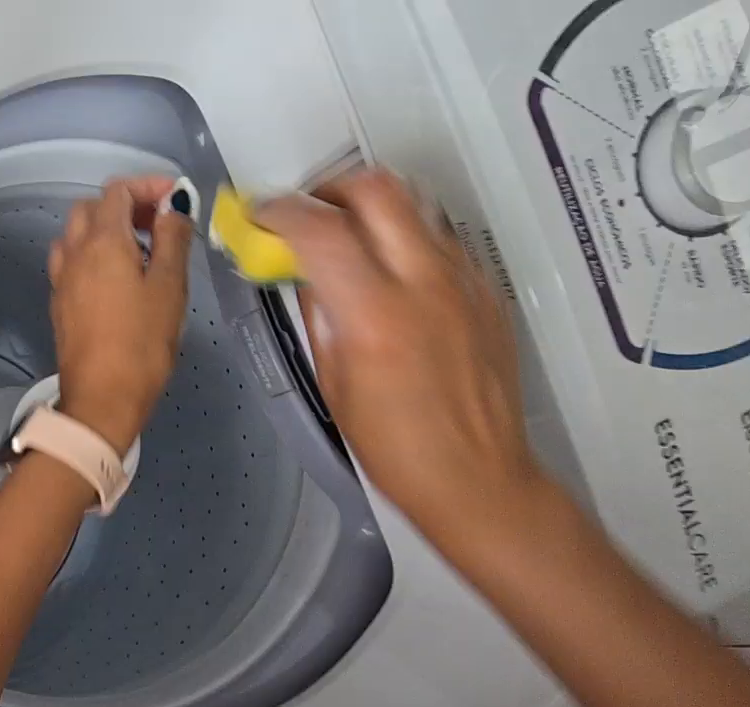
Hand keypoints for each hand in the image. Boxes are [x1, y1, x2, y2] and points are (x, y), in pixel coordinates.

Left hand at [47, 176, 192, 450]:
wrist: (102, 400)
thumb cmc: (142, 344)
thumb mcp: (170, 287)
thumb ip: (173, 238)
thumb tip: (172, 205)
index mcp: (102, 242)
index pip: (117, 191)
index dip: (147, 186)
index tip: (175, 201)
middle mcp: (74, 254)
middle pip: (91, 209)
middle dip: (125, 206)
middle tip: (158, 227)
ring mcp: (62, 281)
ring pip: (75, 236)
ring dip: (104, 232)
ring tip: (137, 254)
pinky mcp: (60, 307)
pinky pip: (71, 265)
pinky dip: (92, 257)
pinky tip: (115, 282)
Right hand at [254, 169, 545, 545]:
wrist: (474, 474)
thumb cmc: (394, 448)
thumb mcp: (334, 384)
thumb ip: (321, 319)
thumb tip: (307, 278)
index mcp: (375, 315)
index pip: (320, 231)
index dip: (282, 214)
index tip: (263, 217)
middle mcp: (424, 283)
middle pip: (376, 189)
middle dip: (330, 190)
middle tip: (307, 214)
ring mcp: (463, 280)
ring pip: (415, 204)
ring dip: (371, 207)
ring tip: (347, 239)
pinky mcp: (486, 289)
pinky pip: (440, 238)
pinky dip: (405, 237)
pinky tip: (389, 272)